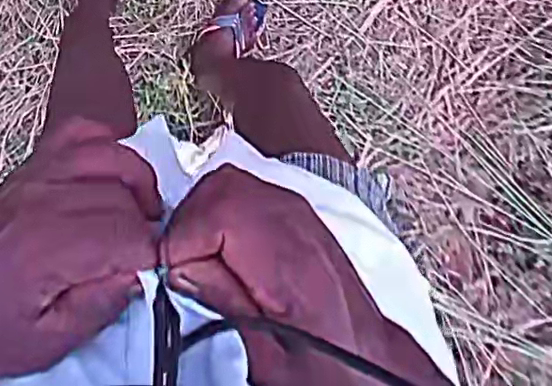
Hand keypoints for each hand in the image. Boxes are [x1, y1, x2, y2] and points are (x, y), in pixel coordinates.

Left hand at [0, 120, 162, 385]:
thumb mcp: (48, 340)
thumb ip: (100, 304)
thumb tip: (139, 272)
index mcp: (44, 247)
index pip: (124, 232)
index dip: (151, 251)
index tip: (157, 266)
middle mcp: (39, 201)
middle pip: (120, 191)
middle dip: (146, 219)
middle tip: (150, 245)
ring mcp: (31, 178)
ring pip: (102, 151)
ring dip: (133, 175)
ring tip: (141, 204)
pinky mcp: (25, 170)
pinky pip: (70, 134)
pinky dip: (98, 141)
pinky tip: (109, 166)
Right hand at [161, 165, 447, 385]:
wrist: (372, 364)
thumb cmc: (329, 369)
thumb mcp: (269, 359)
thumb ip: (220, 308)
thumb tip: (178, 270)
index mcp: (291, 256)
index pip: (216, 211)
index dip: (184, 243)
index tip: (179, 279)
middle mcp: (294, 220)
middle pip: (218, 188)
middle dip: (188, 226)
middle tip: (184, 271)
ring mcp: (292, 207)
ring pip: (225, 183)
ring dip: (200, 219)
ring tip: (202, 265)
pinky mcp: (288, 208)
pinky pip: (239, 191)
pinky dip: (218, 215)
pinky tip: (222, 253)